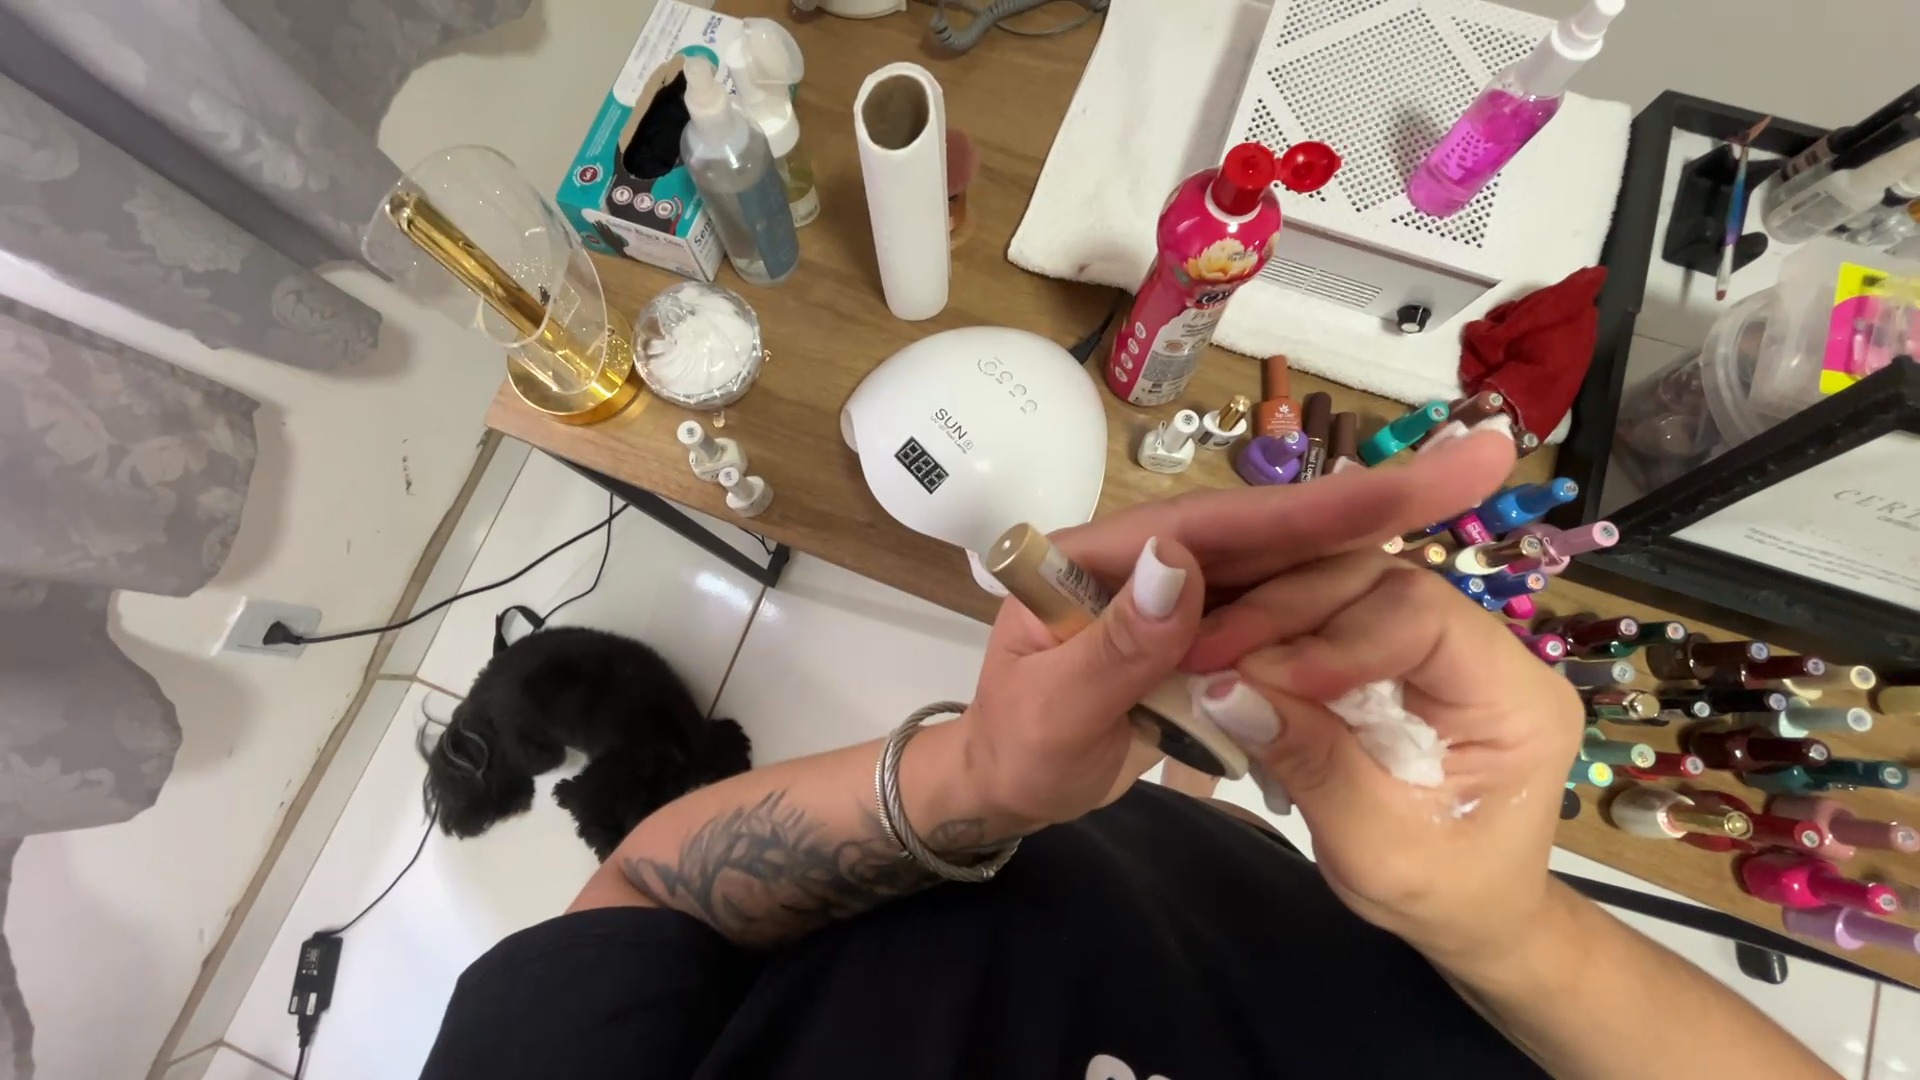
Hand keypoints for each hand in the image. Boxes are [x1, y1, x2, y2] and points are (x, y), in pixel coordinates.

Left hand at [956, 426, 1519, 831]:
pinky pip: (1263, 609)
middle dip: (1356, 504)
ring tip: (1449, 496)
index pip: (1202, 528)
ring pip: (1268, 564)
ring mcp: (1166, 592)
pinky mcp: (1188, 628)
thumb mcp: (1054, 710)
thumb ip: (1112, 645)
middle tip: (1472, 463)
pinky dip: (1321, 598)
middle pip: (1251, 532)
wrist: (1012, 782)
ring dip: (1353, 540)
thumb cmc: (1020, 752)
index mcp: (1089, 559)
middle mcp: (1136, 560)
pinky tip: (1385, 577)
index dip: (1300, 512)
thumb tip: (1177, 564)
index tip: (1395, 492)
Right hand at [1186, 548, 1584, 965]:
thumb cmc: (1439, 888)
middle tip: (1205, 652)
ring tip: (1206, 650)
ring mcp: (1426, 637)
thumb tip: (1220, 691)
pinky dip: (1265, 625)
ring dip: (1264, 613)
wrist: (1461, 906)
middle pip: (1371, 582)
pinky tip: (1224, 647)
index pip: (1420, 615)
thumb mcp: (1375, 845)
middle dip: (1281, 613)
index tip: (1254, 675)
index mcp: (1512, 696)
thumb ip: (1309, 763)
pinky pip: (1319, 608)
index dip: (1332, 636)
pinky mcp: (1382, 643)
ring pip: (1337, 583)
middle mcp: (1477, 645)